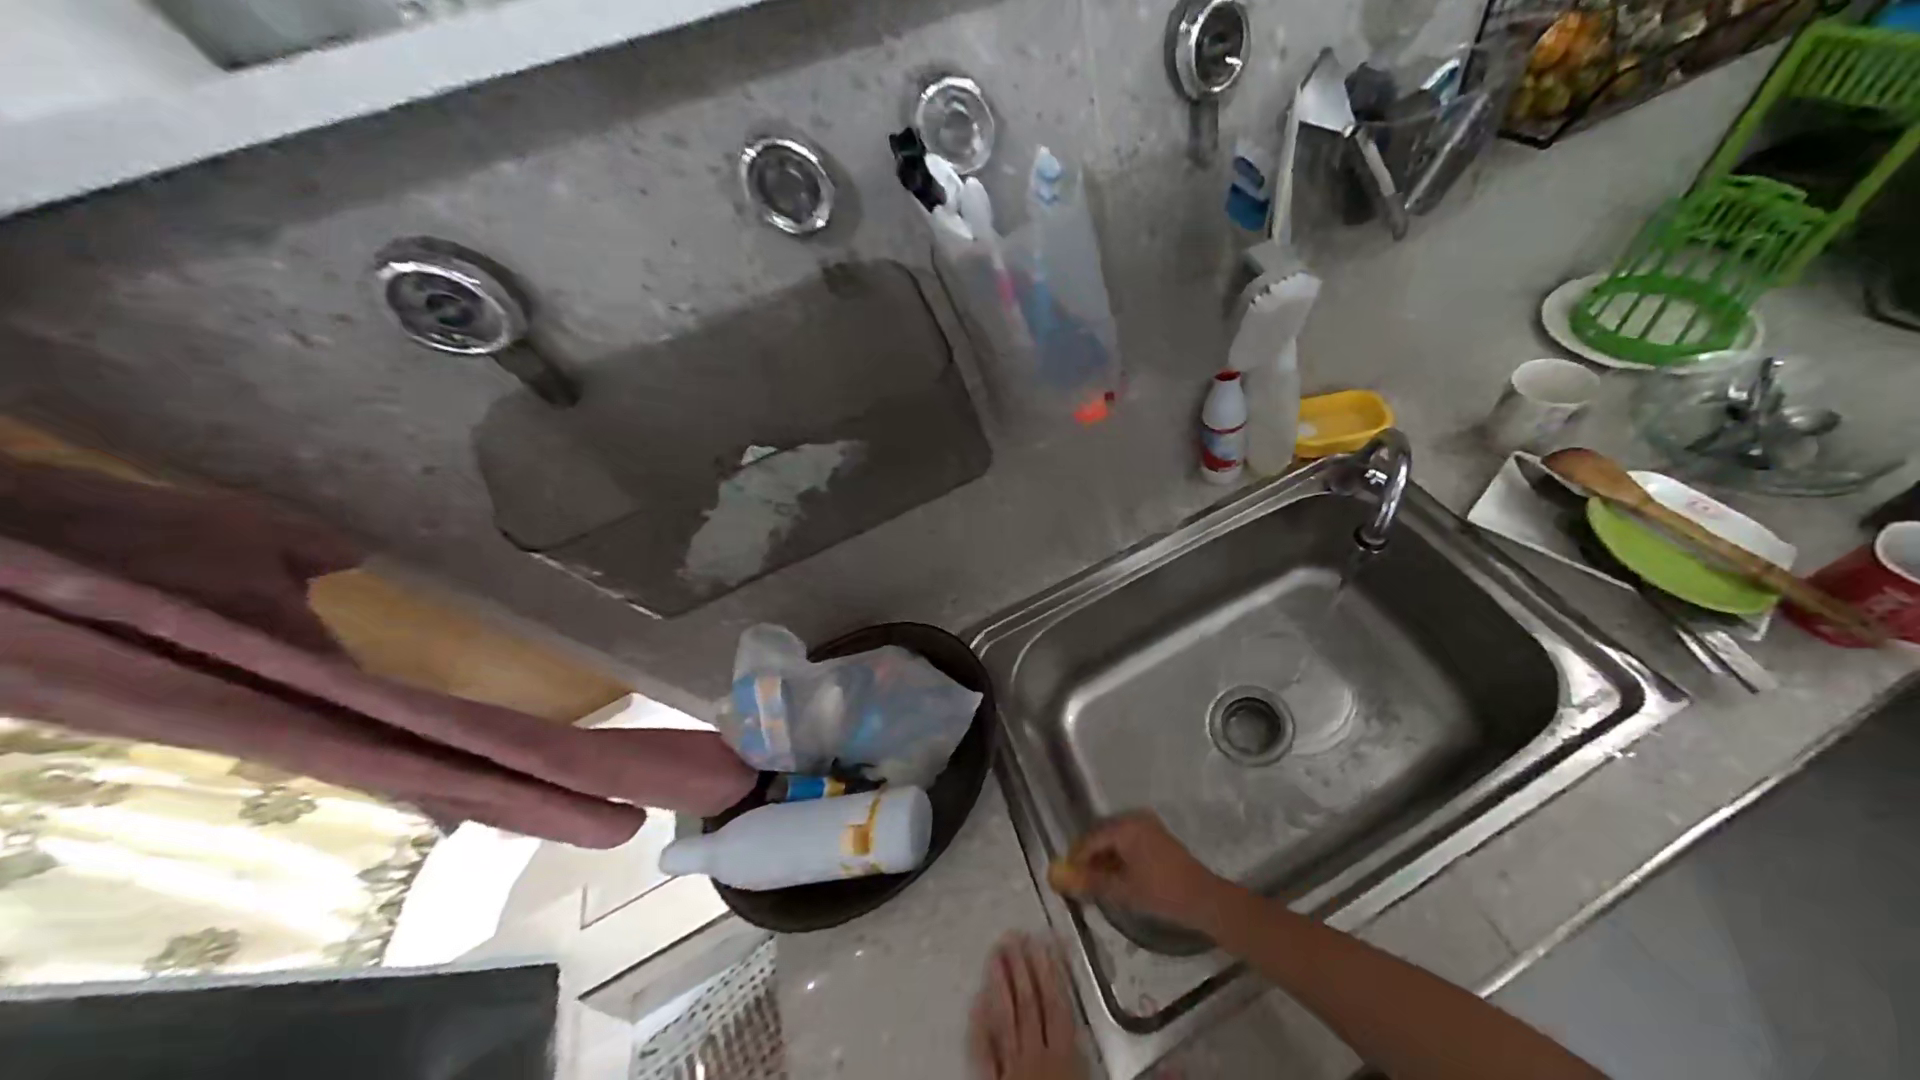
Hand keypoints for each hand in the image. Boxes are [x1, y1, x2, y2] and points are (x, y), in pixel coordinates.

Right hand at [1047, 812, 1233, 929]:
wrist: (1204, 899)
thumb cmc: (1162, 893)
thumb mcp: (1122, 889)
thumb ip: (1091, 881)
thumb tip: (1063, 879)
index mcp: (1125, 827)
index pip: (1091, 839)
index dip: (1076, 858)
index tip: (1067, 876)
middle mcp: (1135, 819)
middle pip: (1102, 836)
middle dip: (1089, 857)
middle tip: (1080, 879)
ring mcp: (1148, 826)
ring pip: (1115, 840)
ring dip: (1104, 859)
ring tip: (1096, 881)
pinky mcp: (1157, 836)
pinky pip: (1129, 842)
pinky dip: (1119, 857)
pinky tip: (1116, 876)